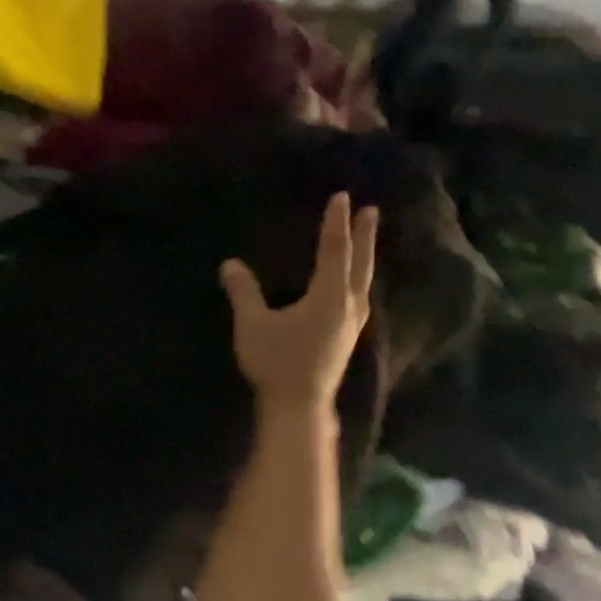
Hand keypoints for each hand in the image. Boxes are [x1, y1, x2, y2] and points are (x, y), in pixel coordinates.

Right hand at [220, 192, 377, 411]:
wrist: (299, 402)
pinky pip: (358, 296)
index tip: (341, 198)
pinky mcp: (347, 336)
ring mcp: (352, 322)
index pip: (334, 251)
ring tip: (363, 244)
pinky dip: (357, 280)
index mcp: (330, 295)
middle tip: (370, 211)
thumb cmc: (276, 360)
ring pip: (363, 281)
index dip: (334, 224)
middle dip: (363, 236)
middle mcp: (349, 304)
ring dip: (364, 258)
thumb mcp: (252, 324)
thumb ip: (244, 292)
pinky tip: (351, 286)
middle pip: (359, 263)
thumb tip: (230, 264)